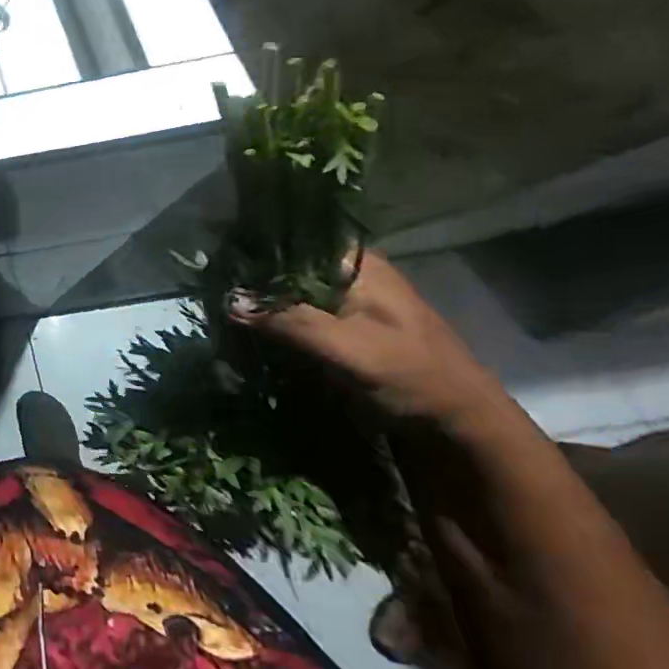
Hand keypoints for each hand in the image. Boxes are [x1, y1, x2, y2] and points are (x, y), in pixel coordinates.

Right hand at [230, 252, 508, 426]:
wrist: (461, 432)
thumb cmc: (414, 378)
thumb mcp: (350, 349)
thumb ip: (290, 321)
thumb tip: (227, 298)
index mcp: (355, 263)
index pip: (292, 236)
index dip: (253, 241)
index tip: (214, 253)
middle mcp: (345, 274)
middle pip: (283, 263)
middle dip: (248, 276)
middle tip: (207, 285)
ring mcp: (340, 303)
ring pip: (284, 290)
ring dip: (255, 301)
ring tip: (214, 306)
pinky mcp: (335, 330)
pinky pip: (290, 316)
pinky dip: (267, 322)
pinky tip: (240, 329)